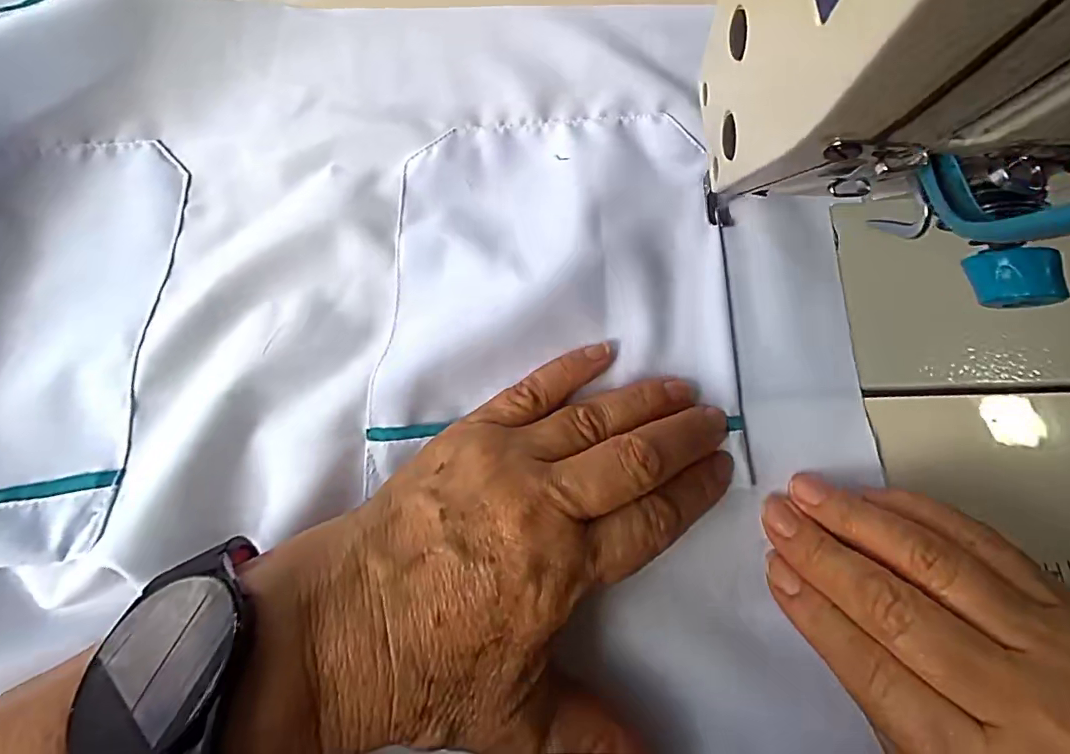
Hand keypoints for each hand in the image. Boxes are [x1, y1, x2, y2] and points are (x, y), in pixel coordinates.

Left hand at [227, 344, 734, 753]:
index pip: (649, 519)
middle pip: (630, 459)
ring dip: (640, 400)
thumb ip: (595, 733)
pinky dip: (567, 370)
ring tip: (679, 387)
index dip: (693, 491)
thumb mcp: (520, 719)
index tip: (722, 467)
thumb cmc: (431, 665)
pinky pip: (527, 392)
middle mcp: (540, 502)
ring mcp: (501, 458)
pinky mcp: (467, 433)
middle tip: (714, 417)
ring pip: (588, 419)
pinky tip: (602, 354)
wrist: (347, 616)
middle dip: (680, 436)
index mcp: (562, 567)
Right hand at [761, 476, 1069, 753]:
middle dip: (823, 554)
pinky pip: (987, 544)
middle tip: (778, 517)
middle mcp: (1035, 707)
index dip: (815, 611)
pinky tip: (875, 496)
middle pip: (898, 608)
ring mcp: (1064, 652)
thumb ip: (884, 694)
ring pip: (936, 564)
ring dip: (859, 519)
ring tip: (810, 493)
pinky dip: (922, 511)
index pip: (875, 668)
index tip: (776, 568)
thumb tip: (813, 600)